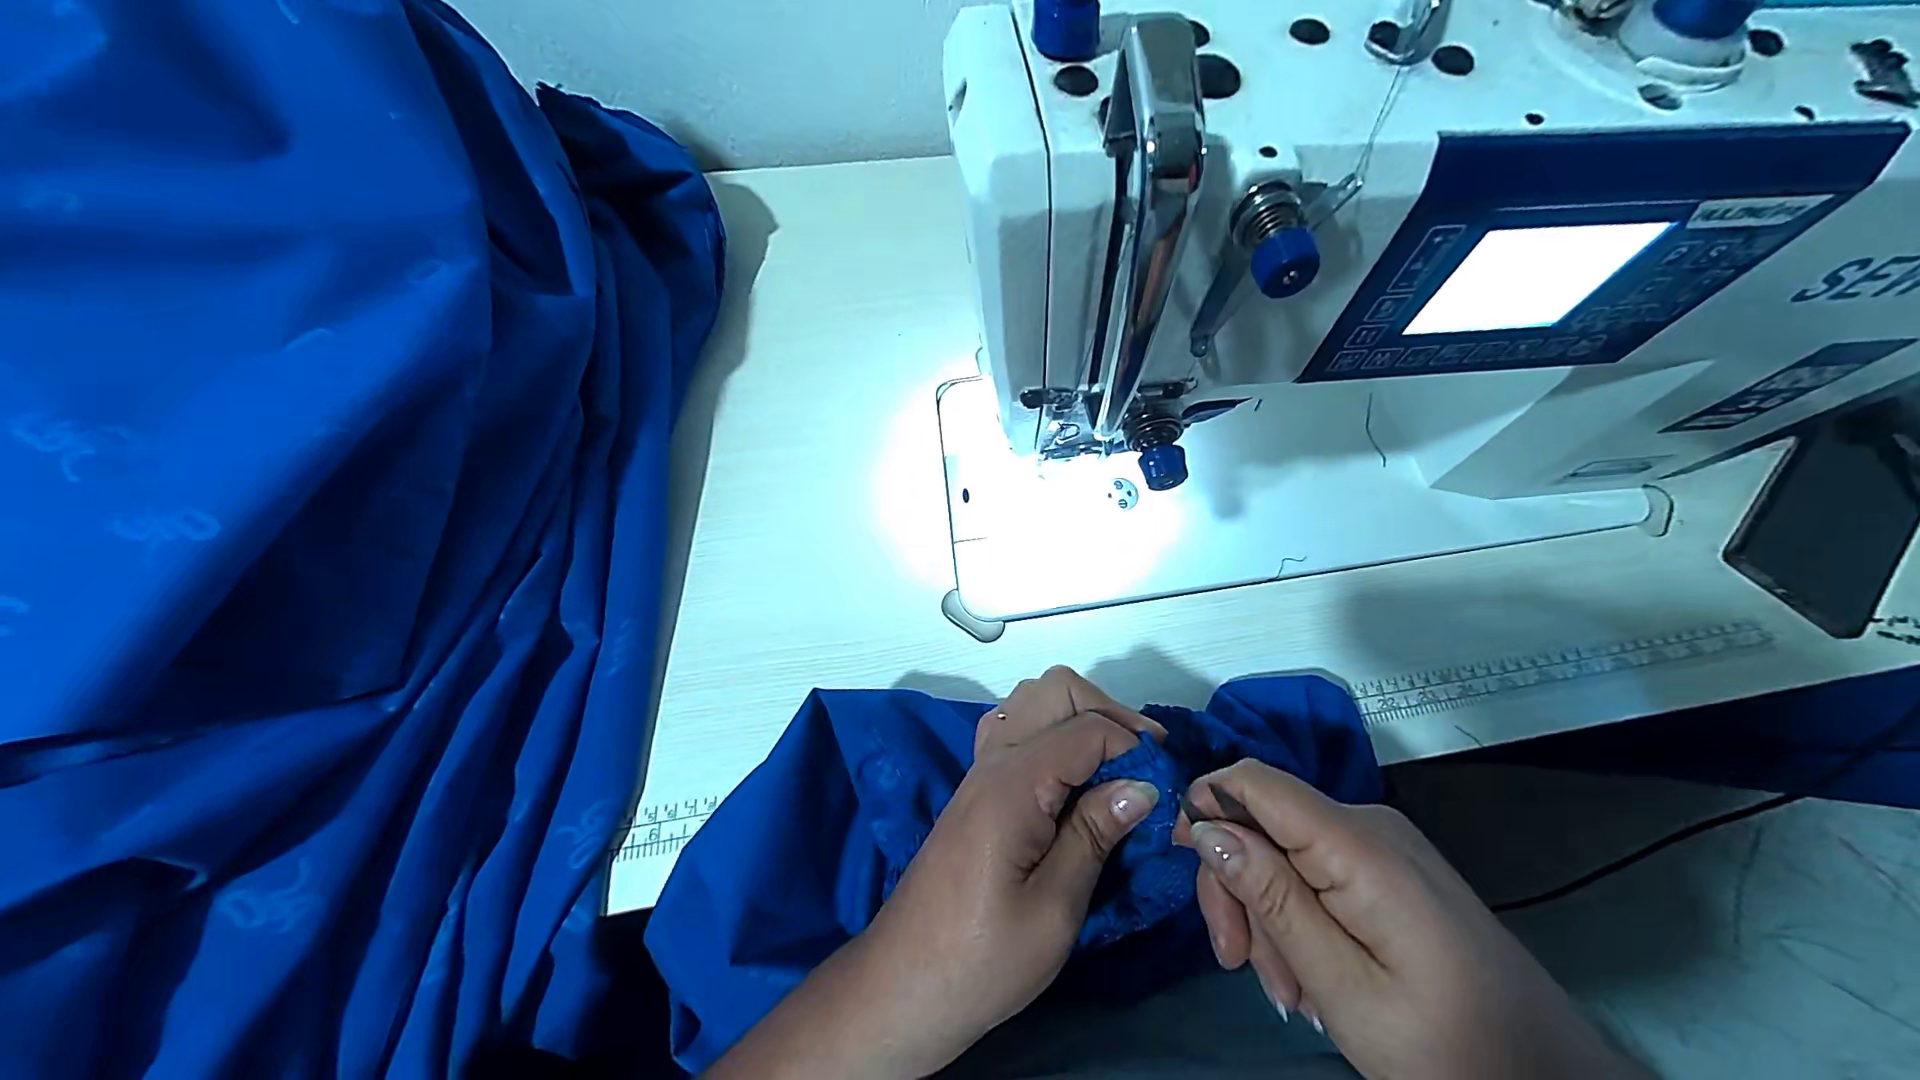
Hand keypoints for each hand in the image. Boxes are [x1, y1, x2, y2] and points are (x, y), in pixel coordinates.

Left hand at [705, 667, 1165, 1079]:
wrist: (905, 982)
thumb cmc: (983, 959)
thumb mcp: (1054, 909)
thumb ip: (1096, 835)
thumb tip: (1144, 784)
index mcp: (1015, 783)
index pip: (1088, 728)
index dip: (1135, 746)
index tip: (1168, 784)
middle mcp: (994, 759)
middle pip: (1056, 688)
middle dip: (1108, 713)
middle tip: (1143, 764)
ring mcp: (981, 768)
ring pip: (1033, 699)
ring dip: (1079, 716)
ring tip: (1113, 766)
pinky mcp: (977, 785)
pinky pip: (1015, 727)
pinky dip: (1051, 731)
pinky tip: (1070, 776)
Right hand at [1176, 761, 1649, 1079]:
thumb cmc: (1454, 1051)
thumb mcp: (1346, 988)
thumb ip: (1273, 899)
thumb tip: (1206, 829)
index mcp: (1358, 844)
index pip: (1255, 781)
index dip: (1204, 803)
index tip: (1181, 859)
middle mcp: (1367, 825)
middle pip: (1262, 820)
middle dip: (1236, 884)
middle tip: (1234, 961)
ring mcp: (1380, 846)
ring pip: (1283, 851)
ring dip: (1266, 914)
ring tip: (1288, 991)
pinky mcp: (1386, 869)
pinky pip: (1314, 870)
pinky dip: (1296, 916)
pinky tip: (1310, 975)